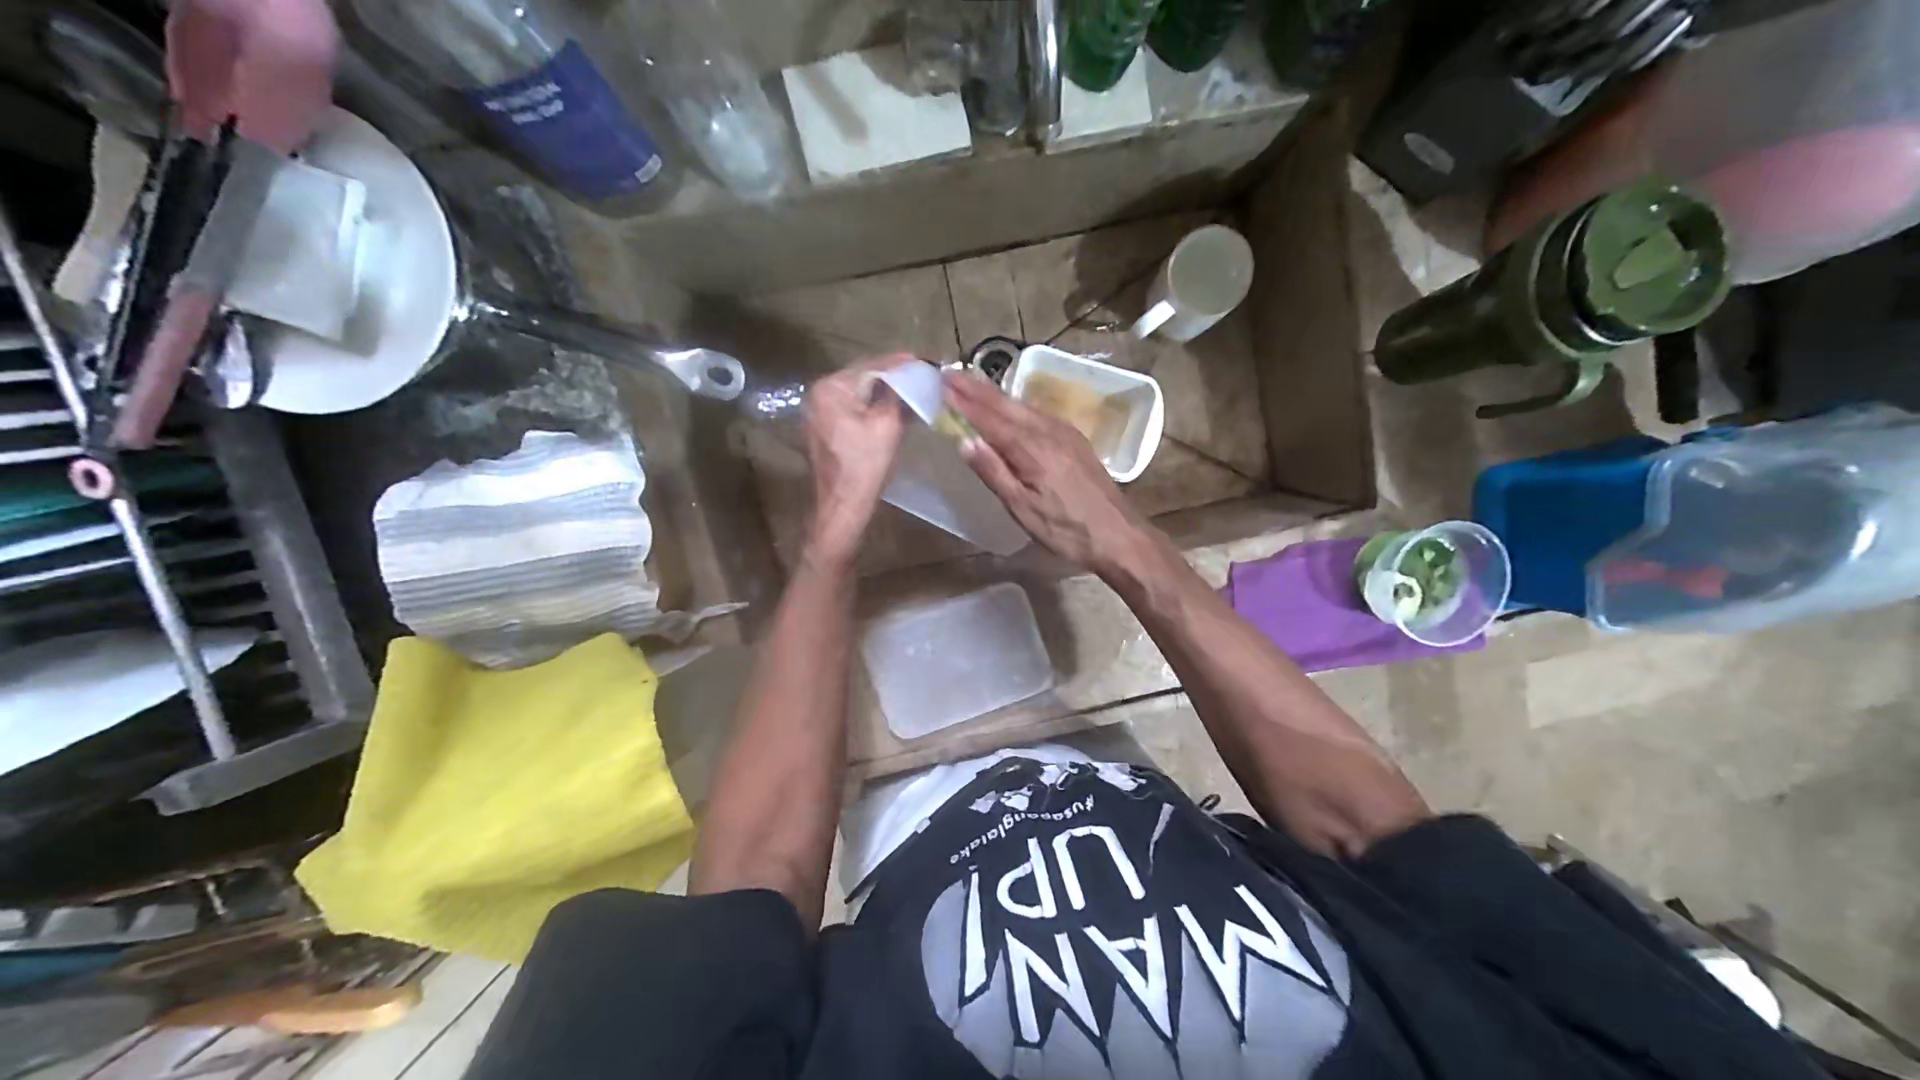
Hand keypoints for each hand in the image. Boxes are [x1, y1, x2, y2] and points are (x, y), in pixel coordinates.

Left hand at [803, 356, 908, 565]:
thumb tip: (914, 374)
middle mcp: (818, 394)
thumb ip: (900, 394)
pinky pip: (851, 409)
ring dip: (884, 392)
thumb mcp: (888, 425)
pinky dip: (872, 407)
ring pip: (858, 394)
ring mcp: (818, 412)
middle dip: (893, 377)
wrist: (842, 506)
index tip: (925, 361)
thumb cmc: (865, 466)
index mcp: (831, 388)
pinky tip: (893, 409)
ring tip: (912, 391)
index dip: (901, 364)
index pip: (872, 365)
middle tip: (922, 375)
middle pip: (863, 377)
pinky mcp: (823, 429)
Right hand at [944, 371, 1151, 574]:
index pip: (989, 419)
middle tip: (947, 373)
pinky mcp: (1074, 439)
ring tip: (969, 383)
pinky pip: (1036, 413)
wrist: (1118, 535)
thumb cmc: (1066, 529)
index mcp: (1031, 448)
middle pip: (1005, 404)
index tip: (939, 384)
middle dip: (975, 388)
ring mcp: (1064, 432)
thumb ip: (994, 472)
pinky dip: (1014, 405)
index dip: (963, 402)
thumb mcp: (1023, 509)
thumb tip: (964, 441)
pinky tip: (1007, 405)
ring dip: (993, 394)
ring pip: (1021, 406)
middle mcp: (1048, 430)